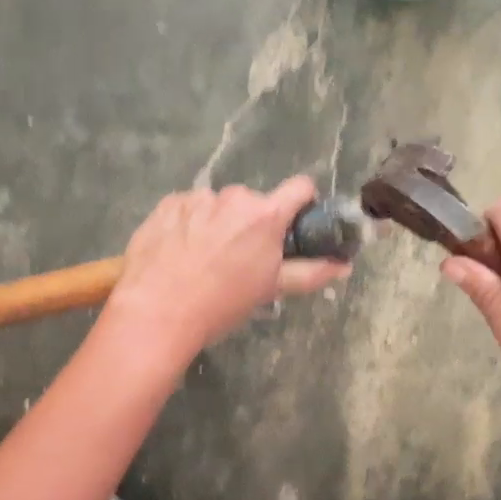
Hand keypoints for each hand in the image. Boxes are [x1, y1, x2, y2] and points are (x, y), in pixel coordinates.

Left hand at [106, 176, 349, 357]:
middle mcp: (233, 197)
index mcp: (265, 215)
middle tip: (238, 259)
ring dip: (216, 223)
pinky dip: (187, 224)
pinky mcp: (166, 204)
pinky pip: (187, 207)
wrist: (156, 312)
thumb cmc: (221, 304)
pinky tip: (177, 252)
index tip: (293, 225)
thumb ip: (311, 273)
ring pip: (217, 206)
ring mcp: (196, 198)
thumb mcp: (270, 290)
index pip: (300, 187)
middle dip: (250, 224)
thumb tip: (344, 265)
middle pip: (253, 202)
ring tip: (200, 259)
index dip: (302, 203)